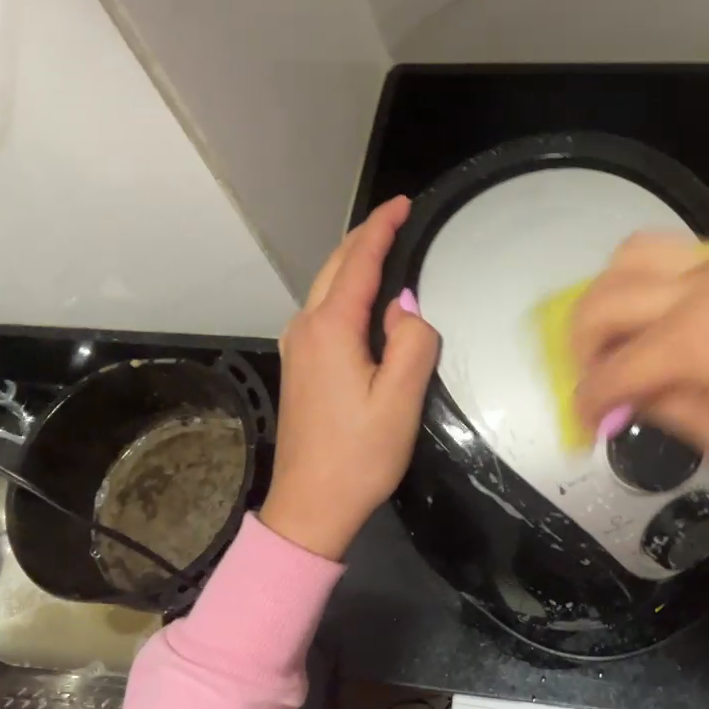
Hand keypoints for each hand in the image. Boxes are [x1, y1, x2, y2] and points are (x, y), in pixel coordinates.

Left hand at [260, 197, 439, 559]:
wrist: (311, 504)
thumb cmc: (359, 456)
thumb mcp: (400, 401)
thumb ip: (411, 344)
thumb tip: (407, 307)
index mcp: (330, 329)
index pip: (357, 262)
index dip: (381, 229)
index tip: (403, 204)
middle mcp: (305, 328)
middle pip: (334, 267)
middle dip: (365, 238)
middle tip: (397, 220)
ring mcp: (296, 348)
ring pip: (325, 288)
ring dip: (353, 264)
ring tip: (385, 250)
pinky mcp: (299, 367)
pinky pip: (322, 312)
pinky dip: (344, 292)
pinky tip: (362, 301)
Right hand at [570, 234, 708, 483]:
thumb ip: (656, 406)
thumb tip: (618, 400)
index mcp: (693, 340)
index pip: (612, 370)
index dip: (586, 404)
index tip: (584, 428)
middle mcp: (698, 288)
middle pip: (603, 301)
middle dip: (581, 346)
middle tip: (592, 380)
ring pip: (630, 256)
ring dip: (606, 296)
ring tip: (615, 335)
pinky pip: (671, 254)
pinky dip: (645, 280)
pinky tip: (657, 317)